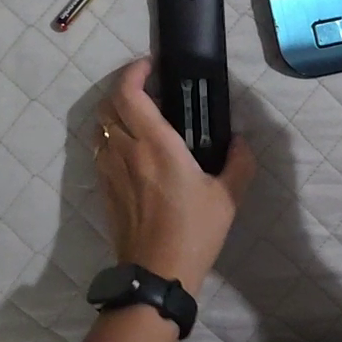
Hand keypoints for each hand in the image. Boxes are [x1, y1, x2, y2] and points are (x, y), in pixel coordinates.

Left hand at [92, 59, 255, 294]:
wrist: (156, 274)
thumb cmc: (193, 232)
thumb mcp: (228, 197)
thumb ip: (238, 162)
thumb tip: (240, 140)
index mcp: (155, 144)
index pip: (128, 93)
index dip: (133, 72)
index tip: (149, 66)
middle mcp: (126, 150)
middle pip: (108, 104)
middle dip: (123, 88)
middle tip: (147, 89)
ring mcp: (110, 170)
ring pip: (100, 127)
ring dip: (114, 113)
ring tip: (139, 116)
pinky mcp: (104, 189)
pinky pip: (100, 150)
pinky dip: (111, 137)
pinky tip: (133, 149)